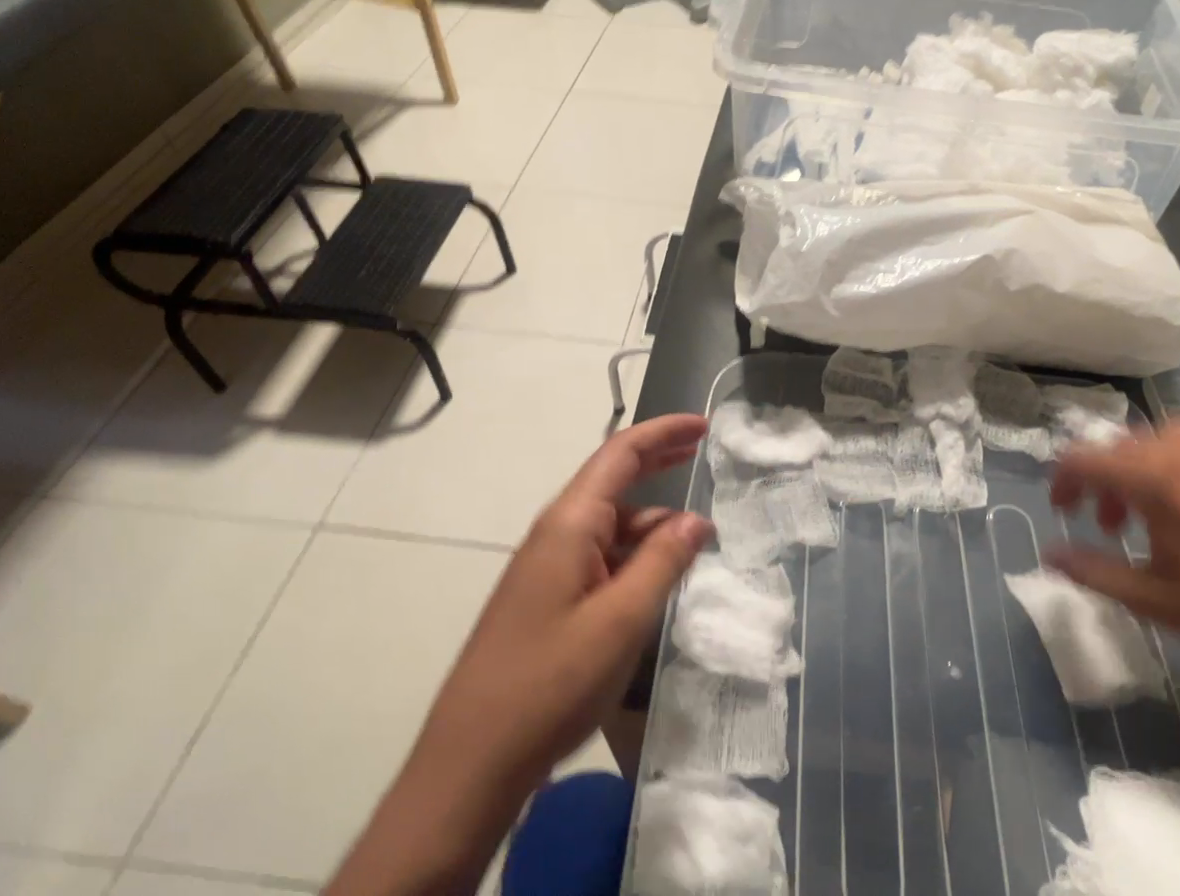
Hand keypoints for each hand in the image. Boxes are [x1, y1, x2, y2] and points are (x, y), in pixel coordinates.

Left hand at [419, 414, 714, 792]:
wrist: (474, 756)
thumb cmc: (551, 682)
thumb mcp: (621, 620)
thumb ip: (663, 562)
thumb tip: (695, 519)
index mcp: (569, 525)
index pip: (619, 455)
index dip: (662, 433)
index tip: (705, 424)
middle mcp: (555, 536)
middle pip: (612, 482)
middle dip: (657, 460)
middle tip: (703, 449)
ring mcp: (548, 570)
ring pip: (609, 527)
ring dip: (652, 522)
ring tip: (699, 536)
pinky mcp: (548, 601)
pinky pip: (600, 561)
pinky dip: (635, 556)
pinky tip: (660, 577)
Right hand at [1045, 423, 1179, 682]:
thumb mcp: (1158, 602)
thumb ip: (1096, 572)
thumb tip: (1049, 554)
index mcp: (1161, 481)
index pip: (1088, 458)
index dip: (1063, 480)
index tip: (1061, 512)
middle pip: (1123, 445)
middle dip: (1103, 479)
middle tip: (1106, 526)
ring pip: (1162, 441)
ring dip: (1140, 471)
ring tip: (1149, 518)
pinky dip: (1177, 471)